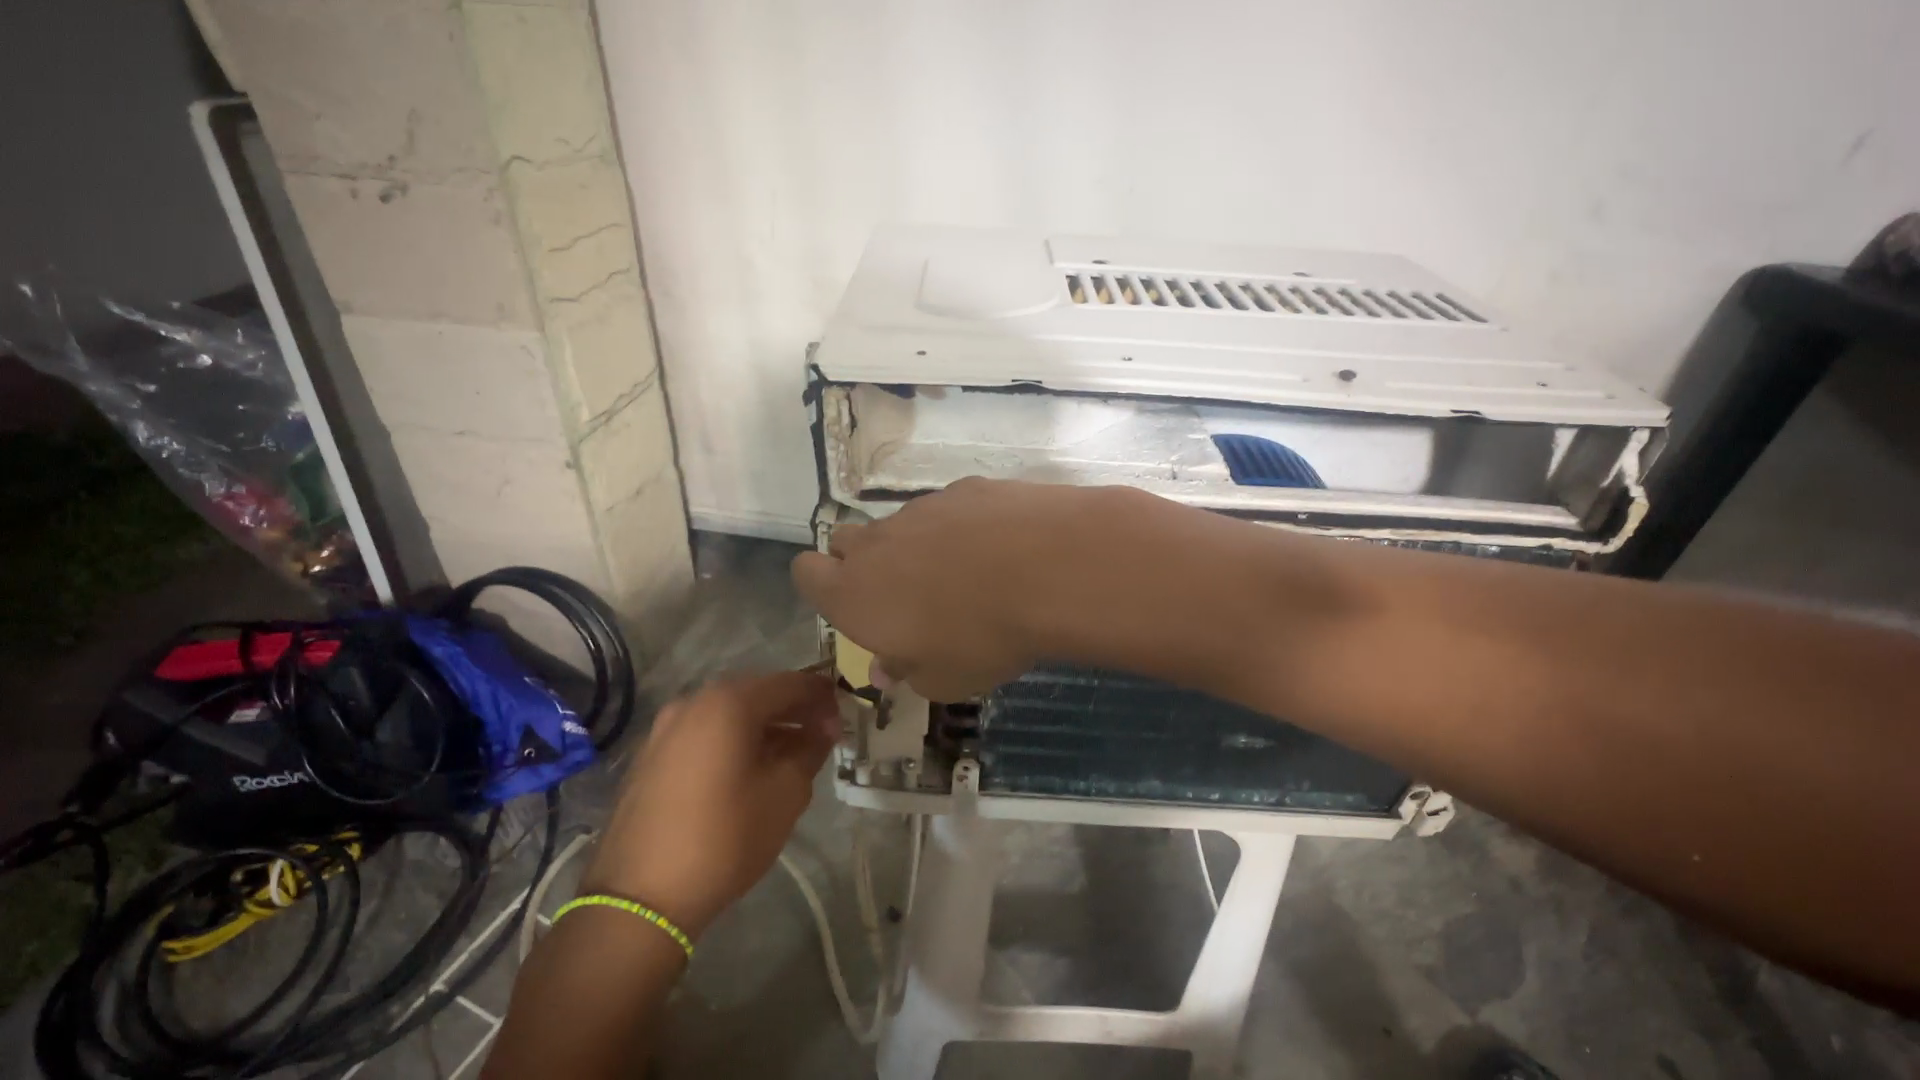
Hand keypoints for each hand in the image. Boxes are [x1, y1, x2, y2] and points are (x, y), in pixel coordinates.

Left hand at [579, 672, 838, 939]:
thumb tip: (820, 730)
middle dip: (792, 711)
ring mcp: (663, 729)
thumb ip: (809, 751)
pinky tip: (746, 773)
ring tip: (787, 758)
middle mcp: (692, 703)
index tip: (843, 721)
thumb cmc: (726, 838)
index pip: (790, 683)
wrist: (642, 896)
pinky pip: (702, 736)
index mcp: (728, 702)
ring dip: (762, 728)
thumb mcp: (786, 794)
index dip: (822, 697)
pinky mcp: (648, 758)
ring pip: (726, 716)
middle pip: (755, 694)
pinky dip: (731, 743)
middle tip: (820, 738)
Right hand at [791, 477, 1173, 700]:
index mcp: (853, 593)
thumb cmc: (981, 638)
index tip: (853, 607)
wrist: (1047, 568)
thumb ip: (906, 672)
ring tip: (964, 576)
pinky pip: (946, 510)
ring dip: (915, 547)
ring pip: (899, 526)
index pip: (805, 574)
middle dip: (863, 565)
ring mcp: (920, 509)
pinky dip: (961, 528)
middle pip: (845, 542)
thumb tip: (888, 668)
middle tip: (905, 597)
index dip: (822, 587)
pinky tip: (999, 549)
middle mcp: (876, 543)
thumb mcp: (942, 680)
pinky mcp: (964, 488)